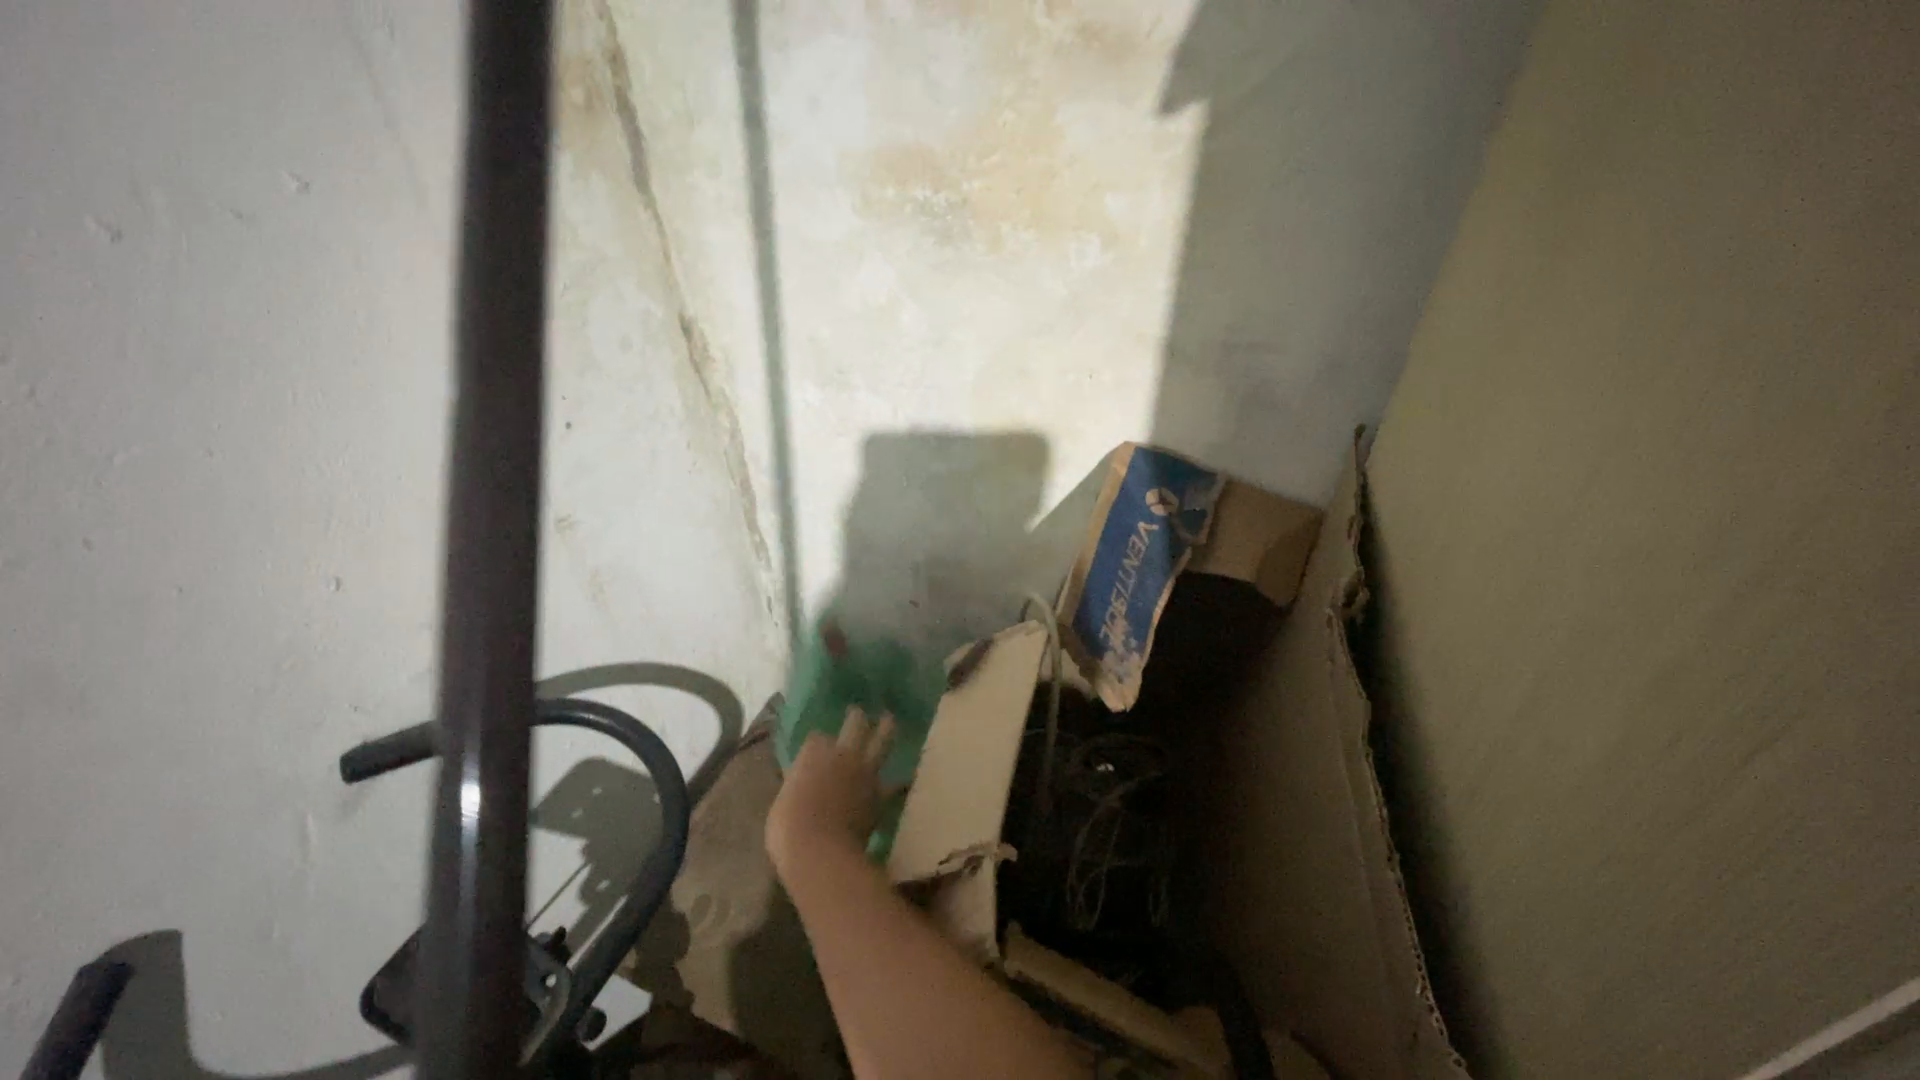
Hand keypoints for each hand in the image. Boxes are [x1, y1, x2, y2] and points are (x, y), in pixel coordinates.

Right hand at [767, 706, 895, 875]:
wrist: (819, 850)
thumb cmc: (787, 828)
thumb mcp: (781, 802)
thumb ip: (796, 786)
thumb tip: (801, 784)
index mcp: (812, 753)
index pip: (817, 738)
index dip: (818, 743)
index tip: (816, 748)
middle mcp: (841, 754)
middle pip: (854, 724)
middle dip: (856, 717)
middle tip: (858, 711)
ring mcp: (864, 772)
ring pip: (881, 741)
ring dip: (886, 729)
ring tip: (890, 719)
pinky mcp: (880, 794)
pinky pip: (895, 785)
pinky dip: (899, 783)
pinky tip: (905, 780)